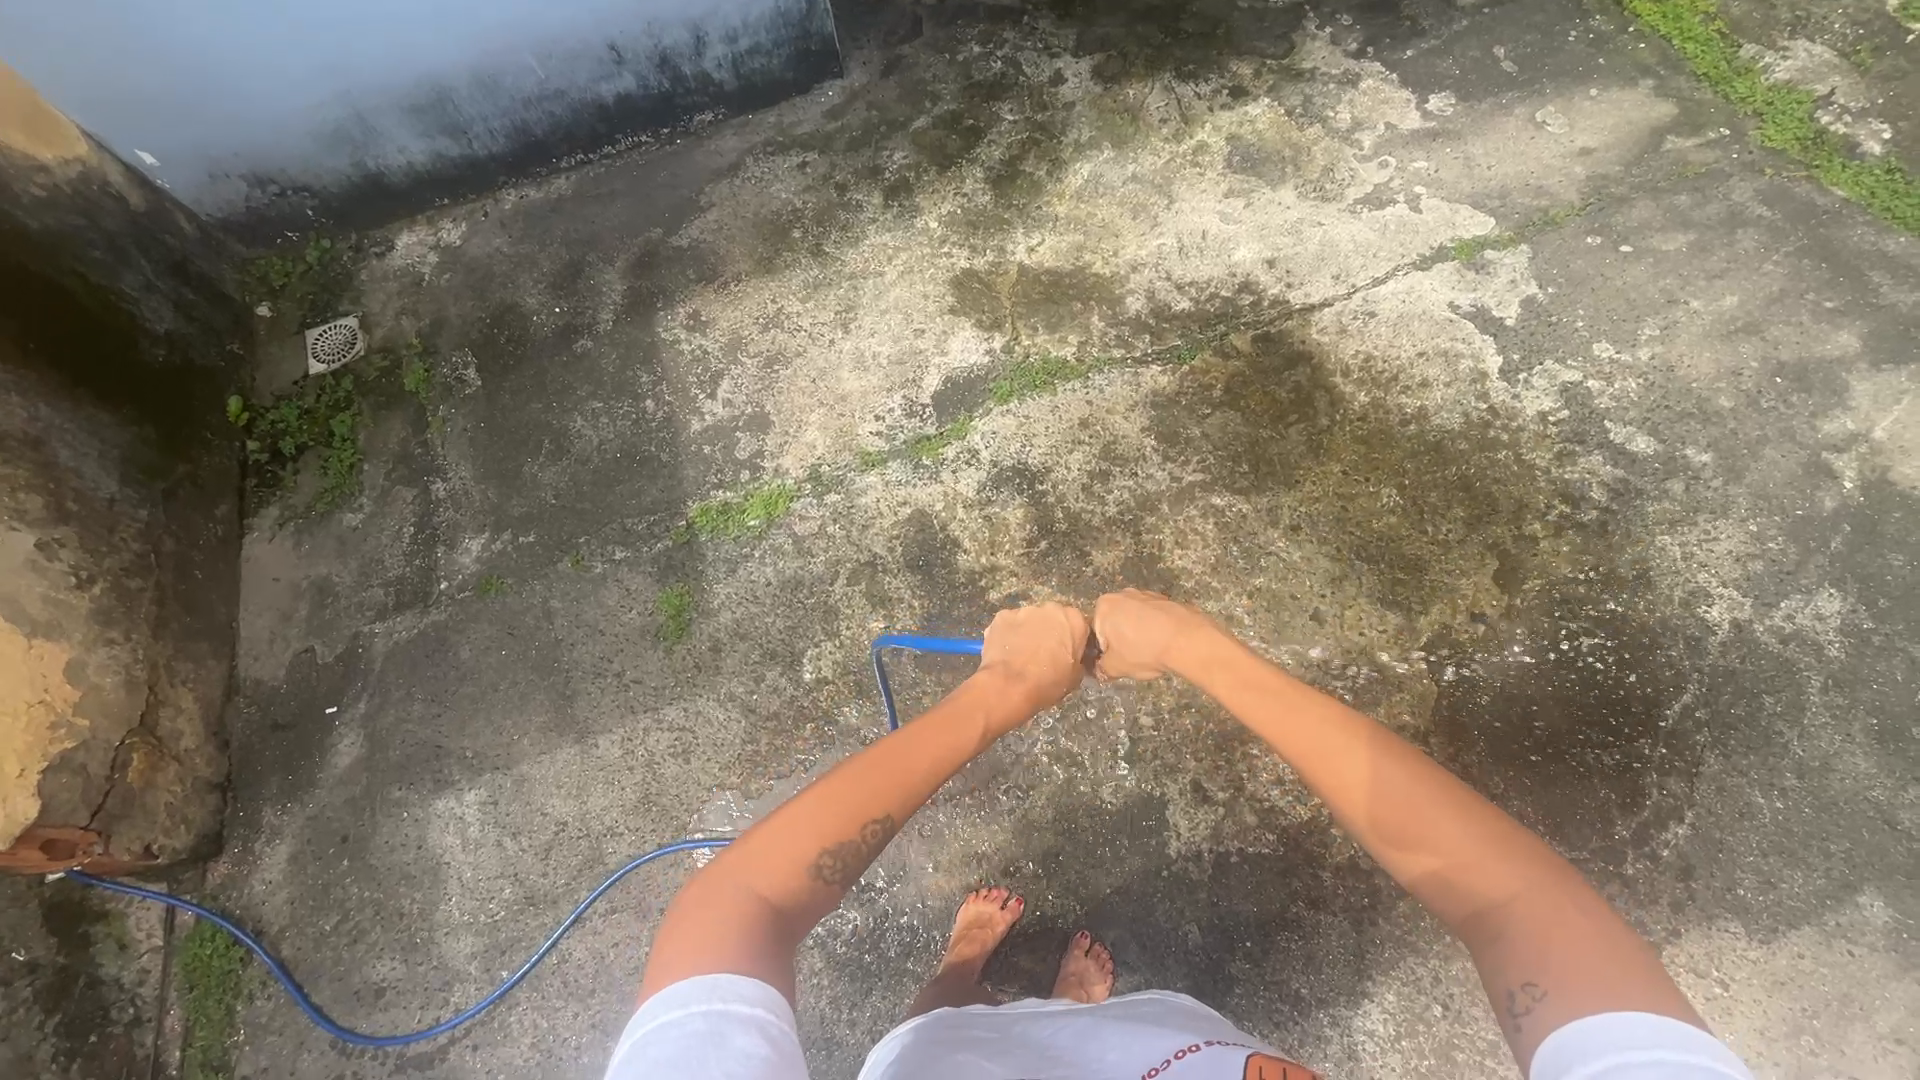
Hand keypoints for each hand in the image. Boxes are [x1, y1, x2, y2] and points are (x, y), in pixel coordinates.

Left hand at [976, 602, 1091, 717]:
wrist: (1011, 685)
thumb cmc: (1048, 683)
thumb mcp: (1075, 676)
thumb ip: (1077, 659)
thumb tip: (1073, 660)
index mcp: (1075, 620)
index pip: (1078, 625)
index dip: (1071, 639)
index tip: (1066, 653)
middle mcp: (1052, 609)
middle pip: (1052, 617)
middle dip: (1049, 631)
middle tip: (1043, 653)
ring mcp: (1025, 610)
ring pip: (1029, 619)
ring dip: (1027, 631)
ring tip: (1020, 654)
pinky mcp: (1002, 616)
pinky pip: (1008, 623)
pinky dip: (1007, 634)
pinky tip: (1004, 651)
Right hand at [1092, 589, 1221, 680]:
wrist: (1189, 641)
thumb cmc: (1145, 651)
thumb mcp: (1116, 667)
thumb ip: (1102, 668)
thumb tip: (1101, 669)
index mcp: (1104, 606)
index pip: (1096, 633)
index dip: (1104, 652)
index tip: (1115, 663)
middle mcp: (1124, 594)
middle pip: (1116, 623)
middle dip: (1121, 640)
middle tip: (1132, 659)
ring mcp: (1148, 595)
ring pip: (1136, 619)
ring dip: (1140, 634)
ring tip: (1151, 654)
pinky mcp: (1168, 600)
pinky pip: (1156, 618)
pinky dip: (1157, 630)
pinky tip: (1165, 645)